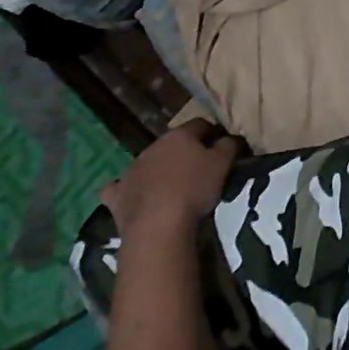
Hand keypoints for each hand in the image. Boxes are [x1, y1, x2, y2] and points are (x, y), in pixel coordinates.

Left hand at [101, 120, 241, 243]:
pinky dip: (125, 190)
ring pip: (147, 162)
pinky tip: (132, 196)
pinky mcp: (117, 195)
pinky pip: (117, 188)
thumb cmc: (194, 190)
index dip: (211, 133)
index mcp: (180, 136)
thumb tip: (230, 137)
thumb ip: (229, 146)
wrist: (158, 225)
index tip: (220, 146)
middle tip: (197, 169)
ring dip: (158, 169)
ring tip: (170, 187)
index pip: (200, 124)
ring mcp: (132, 170)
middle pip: (172, 143)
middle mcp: (153, 146)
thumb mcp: (222, 165)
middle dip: (183, 151)